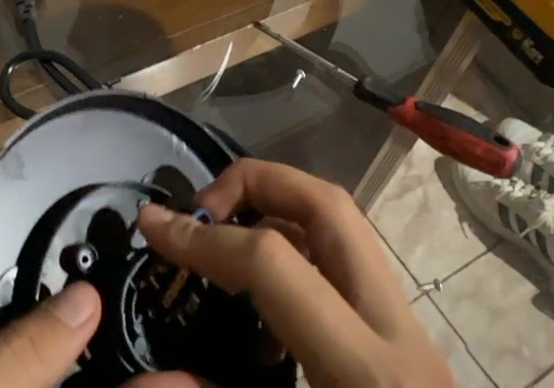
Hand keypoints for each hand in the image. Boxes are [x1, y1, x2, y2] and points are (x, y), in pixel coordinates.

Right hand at [135, 159, 453, 387]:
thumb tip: (143, 380)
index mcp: (366, 371)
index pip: (274, 262)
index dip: (202, 238)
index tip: (151, 226)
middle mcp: (397, 333)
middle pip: (329, 206)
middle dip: (255, 185)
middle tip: (199, 212)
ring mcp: (410, 333)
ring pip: (344, 229)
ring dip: (277, 215)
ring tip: (222, 247)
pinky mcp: (406, 345)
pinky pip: (346, 270)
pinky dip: (298, 257)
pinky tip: (261, 310)